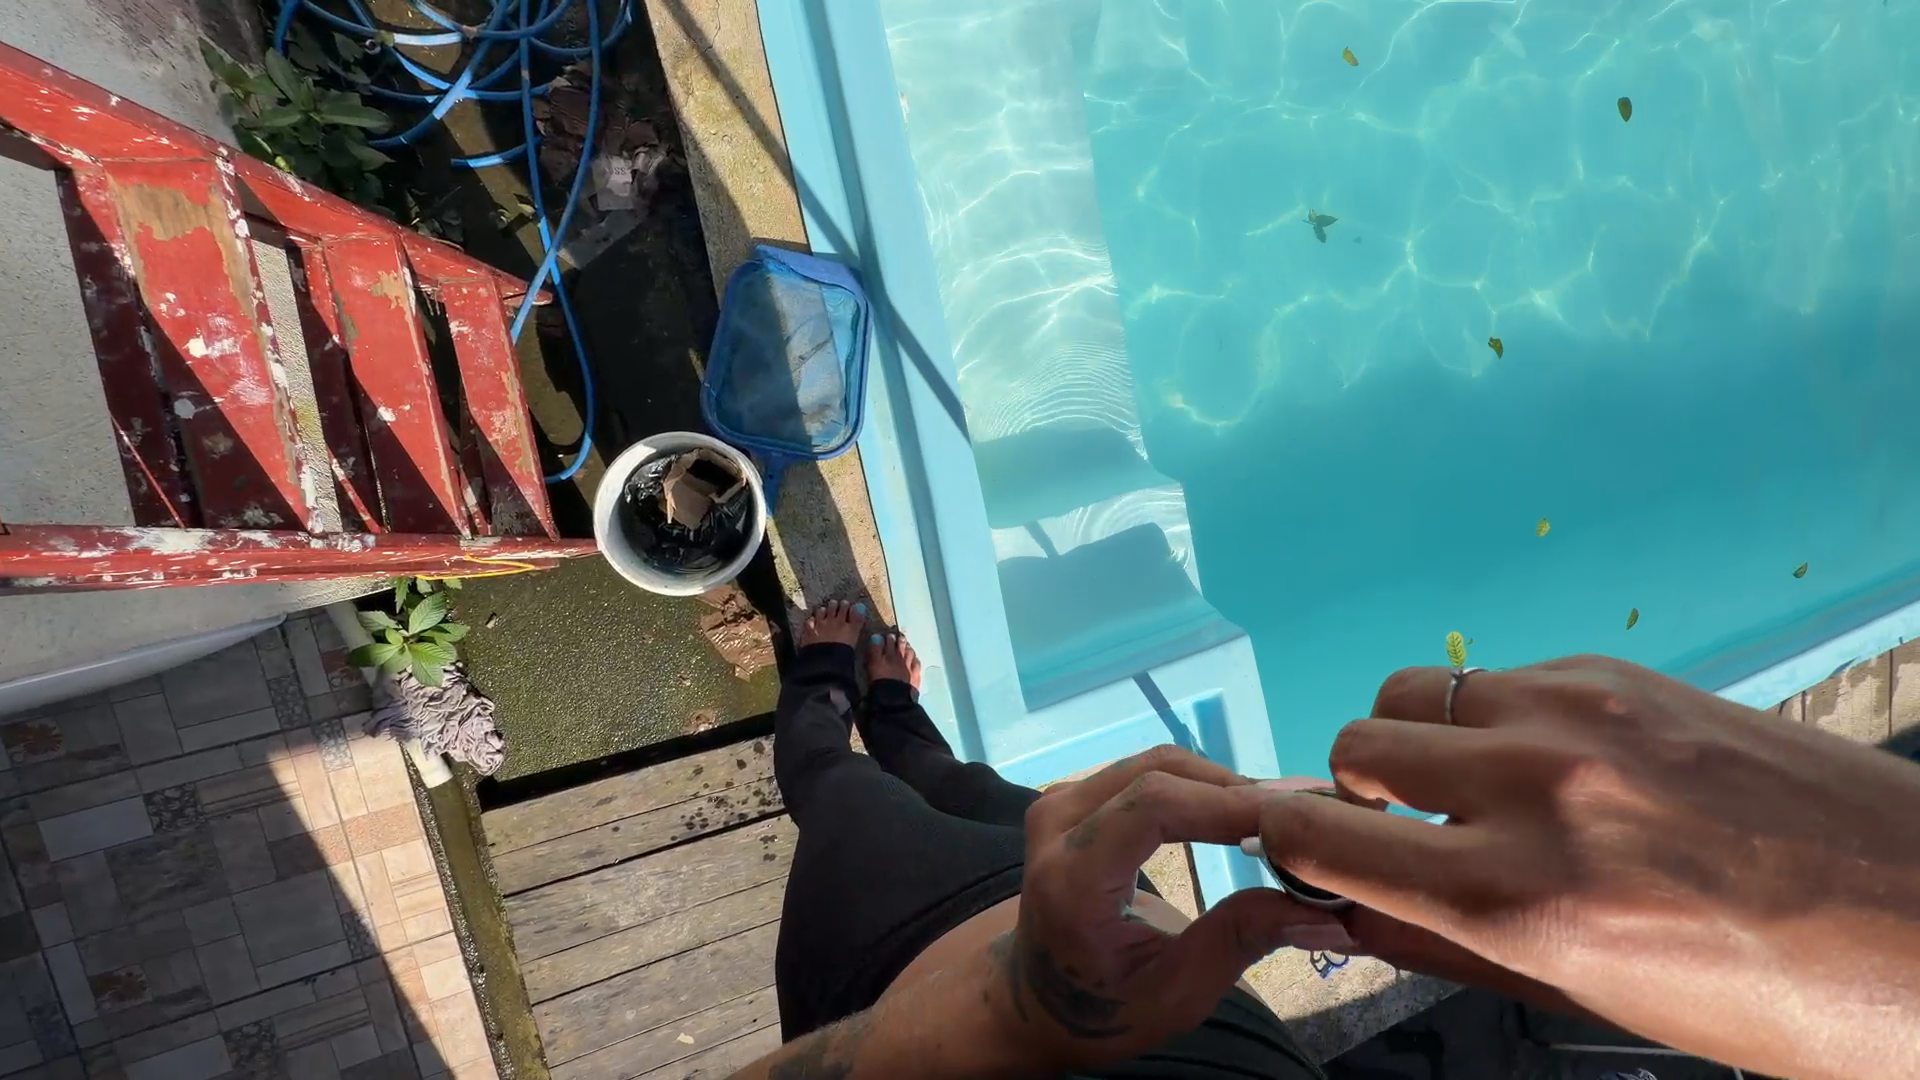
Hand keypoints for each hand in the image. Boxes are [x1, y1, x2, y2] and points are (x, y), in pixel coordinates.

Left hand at [992, 746, 1343, 1072]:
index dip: (1226, 803)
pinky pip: (1140, 773)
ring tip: (1276, 813)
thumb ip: (1242, 939)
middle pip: (1154, 774)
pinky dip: (1192, 785)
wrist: (1033, 995)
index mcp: (1073, 877)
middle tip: (1300, 815)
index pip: (1152, 808)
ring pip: (1151, 764)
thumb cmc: (1103, 1008)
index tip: (1297, 817)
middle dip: (1232, 789)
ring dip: (1216, 783)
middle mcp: (1056, 823)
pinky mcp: (1072, 796)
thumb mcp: (1177, 994)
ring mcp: (1059, 801)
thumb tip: (1330, 915)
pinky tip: (1233, 809)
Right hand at [1257, 655, 1919, 1079]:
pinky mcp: (1606, 671)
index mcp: (1515, 898)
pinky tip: (1557, 753)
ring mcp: (1568, 715)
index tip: (1302, 841)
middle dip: (1358, 789)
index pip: (1317, 837)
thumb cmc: (1767, 998)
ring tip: (1472, 775)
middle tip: (1409, 819)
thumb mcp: (1584, 995)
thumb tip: (1333, 904)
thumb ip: (1434, 942)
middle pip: (1351, 748)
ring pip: (1404, 694)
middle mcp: (1526, 791)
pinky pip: (1486, 678)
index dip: (1289, 838)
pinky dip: (1487, 717)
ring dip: (1413, 738)